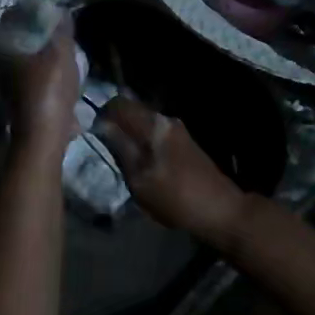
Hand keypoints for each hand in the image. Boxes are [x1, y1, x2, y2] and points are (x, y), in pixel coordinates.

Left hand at [0, 18, 81, 153]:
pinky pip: (31, 73)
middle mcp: (0, 60)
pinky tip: (63, 75)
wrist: (41, 137)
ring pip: (27, 56)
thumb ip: (61, 30)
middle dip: (42, 32)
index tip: (53, 12)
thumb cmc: (50, 90)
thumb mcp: (62, 54)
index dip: (33, 11)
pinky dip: (44, 69)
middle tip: (63, 31)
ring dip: (45, 52)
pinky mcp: (16, 96)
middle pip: (22, 36)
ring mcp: (7, 80)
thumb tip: (61, 10)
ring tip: (67, 52)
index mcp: (5, 46)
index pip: (14, 15)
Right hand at [94, 97, 252, 248]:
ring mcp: (178, 130)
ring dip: (130, 134)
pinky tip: (140, 162)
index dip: (102, 114)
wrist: (221, 210)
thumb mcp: (140, 180)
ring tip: (120, 157)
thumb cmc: (176, 197)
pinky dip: (143, 142)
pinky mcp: (184, 142)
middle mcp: (166, 119)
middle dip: (115, 124)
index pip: (119, 103)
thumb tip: (102, 125)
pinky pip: (155, 133)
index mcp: (153, 125)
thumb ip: (120, 149)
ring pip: (144, 123)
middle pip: (132, 111)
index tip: (93, 132)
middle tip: (104, 147)